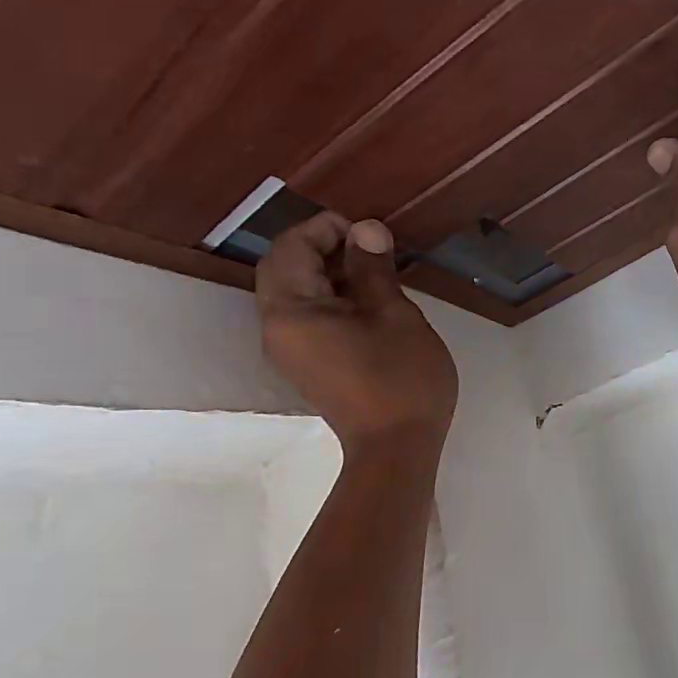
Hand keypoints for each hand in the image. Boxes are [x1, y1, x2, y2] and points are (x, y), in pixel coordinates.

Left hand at [256, 212, 456, 449]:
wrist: (397, 449)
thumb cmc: (401, 378)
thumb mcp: (395, 315)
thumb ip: (373, 269)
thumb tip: (365, 230)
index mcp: (291, 311)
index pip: (290, 248)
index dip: (325, 229)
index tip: (368, 230)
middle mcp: (277, 329)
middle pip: (285, 269)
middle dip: (324, 249)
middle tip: (373, 247)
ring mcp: (290, 351)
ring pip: (297, 294)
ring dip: (329, 274)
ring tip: (376, 271)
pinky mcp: (308, 366)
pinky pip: (308, 318)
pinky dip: (331, 300)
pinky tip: (368, 303)